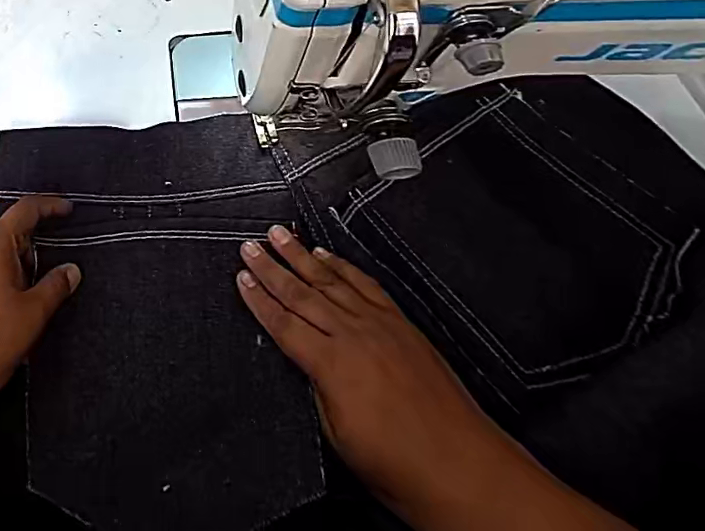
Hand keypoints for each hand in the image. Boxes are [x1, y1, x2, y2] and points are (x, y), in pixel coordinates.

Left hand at [0, 195, 81, 423]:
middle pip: (10, 233)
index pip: (25, 210)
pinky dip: (2, 283)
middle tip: (56, 273)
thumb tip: (70, 271)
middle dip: (35, 248)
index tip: (68, 209)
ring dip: (19, 269)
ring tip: (34, 302)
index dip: (50, 206)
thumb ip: (56, 286)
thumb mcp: (33, 314)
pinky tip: (11, 314)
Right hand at [237, 225, 626, 530]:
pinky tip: (327, 255)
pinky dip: (343, 267)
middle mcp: (353, 336)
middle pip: (301, 294)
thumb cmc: (402, 468)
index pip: (283, 323)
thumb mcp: (339, 436)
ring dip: (301, 256)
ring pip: (330, 280)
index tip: (241, 278)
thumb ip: (316, 389)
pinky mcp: (400, 323)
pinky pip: (365, 284)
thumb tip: (304, 360)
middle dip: (271, 267)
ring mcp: (379, 324)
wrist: (463, 469)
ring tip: (280, 234)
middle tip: (250, 246)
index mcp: (332, 366)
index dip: (258, 300)